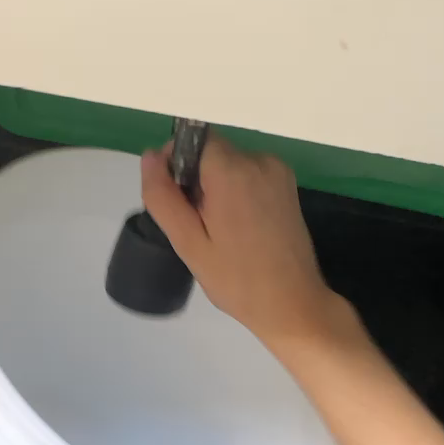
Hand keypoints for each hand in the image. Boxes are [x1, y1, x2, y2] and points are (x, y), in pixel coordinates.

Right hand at [140, 133, 349, 347]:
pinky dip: (237, 193)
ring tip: (222, 232)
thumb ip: (163, 196)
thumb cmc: (237, 280)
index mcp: (233, 171)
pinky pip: (249, 175)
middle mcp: (259, 160)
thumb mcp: (189, 243)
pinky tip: (240, 229)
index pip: (192, 140)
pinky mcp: (287, 185)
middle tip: (200, 227)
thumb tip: (150, 156)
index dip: (176, 165)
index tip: (179, 203)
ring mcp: (278, 171)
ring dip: (217, 189)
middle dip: (197, 181)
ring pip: (230, 164)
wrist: (293, 304)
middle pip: (211, 152)